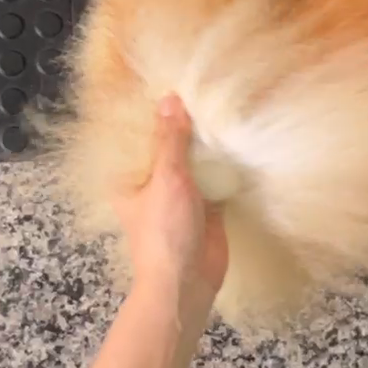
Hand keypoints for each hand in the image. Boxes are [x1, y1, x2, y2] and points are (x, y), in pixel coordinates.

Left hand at [113, 95, 228, 331]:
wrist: (188, 283)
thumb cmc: (165, 232)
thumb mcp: (166, 178)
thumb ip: (170, 140)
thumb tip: (170, 98)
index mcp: (129, 178)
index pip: (137, 137)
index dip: (149, 114)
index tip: (164, 84)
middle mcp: (152, 183)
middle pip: (167, 147)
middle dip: (183, 126)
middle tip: (201, 88)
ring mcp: (179, 195)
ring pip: (192, 162)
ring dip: (206, 144)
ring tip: (222, 105)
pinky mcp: (205, 206)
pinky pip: (214, 178)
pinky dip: (224, 164)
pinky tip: (238, 138)